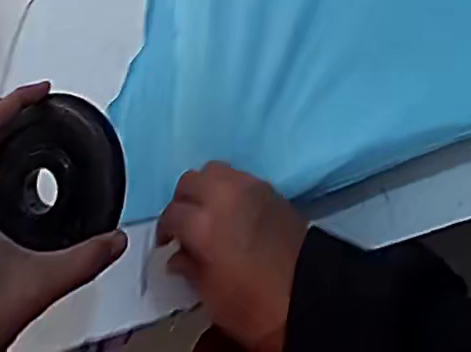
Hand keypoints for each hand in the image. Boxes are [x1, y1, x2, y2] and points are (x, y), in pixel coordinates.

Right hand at [156, 162, 307, 351]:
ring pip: (214, 169)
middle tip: (183, 224)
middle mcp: (223, 195)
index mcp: (204, 223)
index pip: (172, 213)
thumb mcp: (212, 295)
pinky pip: (237, 175)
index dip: (165, 229)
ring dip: (204, 186)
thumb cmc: (253, 301)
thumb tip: (177, 255)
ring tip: (206, 211)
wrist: (305, 288)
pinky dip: (226, 185)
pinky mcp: (267, 185)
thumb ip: (189, 268)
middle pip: (190, 180)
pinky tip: (229, 208)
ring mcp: (248, 185)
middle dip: (181, 200)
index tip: (167, 243)